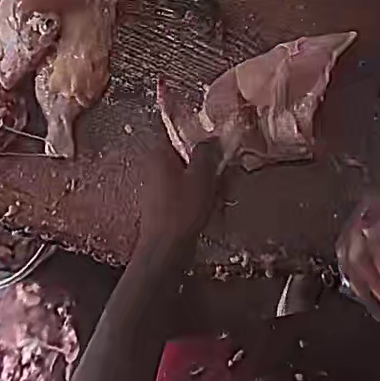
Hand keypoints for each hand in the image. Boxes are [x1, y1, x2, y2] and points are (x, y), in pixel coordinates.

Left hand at [135, 132, 223, 267]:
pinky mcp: (163, 202)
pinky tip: (211, 206)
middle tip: (224, 172)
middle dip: (207, 162)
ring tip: (221, 193)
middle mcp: (155, 165)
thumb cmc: (183, 210)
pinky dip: (199, 194)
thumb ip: (207, 152)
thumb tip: (211, 139)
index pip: (178, 130)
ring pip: (188, 173)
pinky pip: (185, 189)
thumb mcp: (201, 176)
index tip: (217, 140)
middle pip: (186, 153)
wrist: (165, 250)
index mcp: (160, 153)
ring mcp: (157, 185)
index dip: (199, 132)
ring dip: (206, 180)